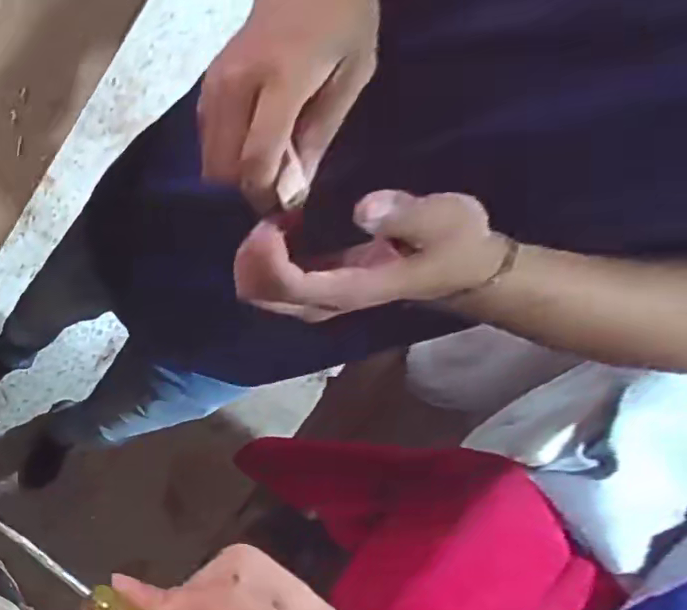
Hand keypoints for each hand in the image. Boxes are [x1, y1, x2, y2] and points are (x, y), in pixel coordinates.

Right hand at [200, 0, 378, 209]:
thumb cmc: (341, 20)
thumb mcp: (353, 71)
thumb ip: (320, 132)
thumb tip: (293, 189)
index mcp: (280, 78)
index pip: (256, 155)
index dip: (264, 189)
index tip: (278, 208)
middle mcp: (234, 89)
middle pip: (222, 167)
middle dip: (243, 188)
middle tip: (270, 192)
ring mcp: (210, 94)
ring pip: (208, 161)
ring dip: (231, 176)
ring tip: (261, 172)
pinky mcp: (200, 98)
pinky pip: (205, 145)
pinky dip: (224, 158)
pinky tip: (247, 151)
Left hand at [235, 190, 513, 321]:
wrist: (456, 270)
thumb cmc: (454, 242)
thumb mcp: (448, 219)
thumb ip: (407, 214)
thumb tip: (363, 207)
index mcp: (346, 291)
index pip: (284, 285)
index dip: (265, 257)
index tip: (272, 221)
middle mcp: (317, 305)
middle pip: (258, 293)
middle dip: (251, 257)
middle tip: (271, 217)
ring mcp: (308, 304)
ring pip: (256, 292)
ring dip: (254, 258)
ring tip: (278, 221)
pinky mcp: (307, 295)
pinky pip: (266, 285)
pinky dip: (262, 260)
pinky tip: (283, 230)